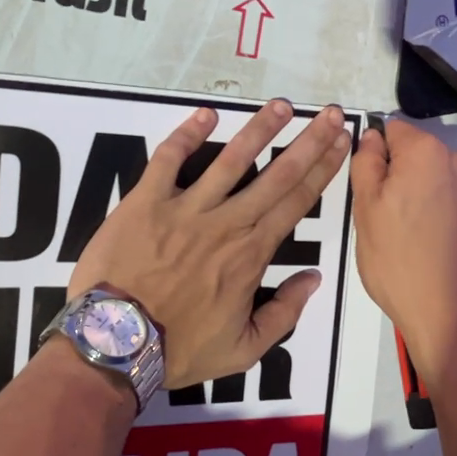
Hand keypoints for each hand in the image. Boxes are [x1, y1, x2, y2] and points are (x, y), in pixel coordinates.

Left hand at [70, 100, 350, 387]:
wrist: (114, 343)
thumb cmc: (179, 350)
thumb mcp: (243, 350)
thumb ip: (283, 314)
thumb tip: (313, 279)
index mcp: (251, 253)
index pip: (297, 201)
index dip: (323, 169)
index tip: (341, 143)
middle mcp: (226, 222)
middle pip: (277, 174)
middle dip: (308, 141)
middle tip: (331, 113)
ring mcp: (185, 207)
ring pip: (231, 159)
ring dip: (259, 129)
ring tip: (282, 105)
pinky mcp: (145, 201)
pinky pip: (169, 159)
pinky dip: (187, 135)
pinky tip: (206, 115)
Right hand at [350, 119, 456, 384]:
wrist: (451, 314)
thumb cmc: (398, 260)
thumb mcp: (365, 209)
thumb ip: (366, 164)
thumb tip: (372, 138)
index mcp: (427, 151)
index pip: (390, 131)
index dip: (371, 156)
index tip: (364, 189)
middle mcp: (455, 161)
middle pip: (410, 155)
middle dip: (391, 178)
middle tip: (377, 218)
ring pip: (425, 180)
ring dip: (408, 198)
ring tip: (397, 236)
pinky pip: (441, 201)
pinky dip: (427, 215)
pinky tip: (418, 245)